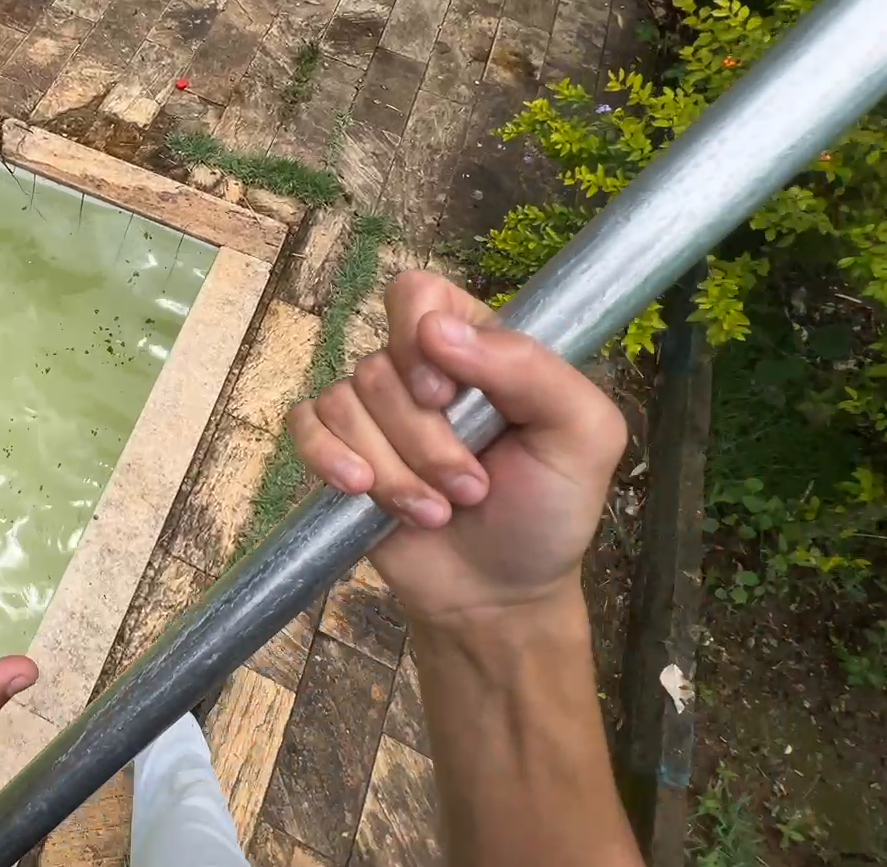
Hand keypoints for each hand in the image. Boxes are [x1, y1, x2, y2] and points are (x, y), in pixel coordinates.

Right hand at [287, 272, 626, 625]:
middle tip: (467, 486)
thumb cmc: (546, 509)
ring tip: (432, 510)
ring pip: (344, 404)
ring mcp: (367, 408)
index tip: (446, 394)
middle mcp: (412, 368)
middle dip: (423, 439)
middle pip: (378, 365)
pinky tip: (359, 488)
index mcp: (471, 346)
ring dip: (392, 469)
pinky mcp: (333, 445)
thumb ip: (530, 370)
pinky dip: (328, 458)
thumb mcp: (581, 436)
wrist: (494, 591)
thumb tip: (434, 329)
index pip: (417, 294)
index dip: (418, 335)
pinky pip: (305, 425)